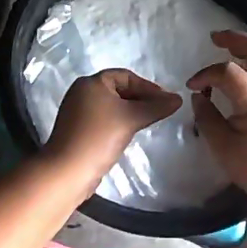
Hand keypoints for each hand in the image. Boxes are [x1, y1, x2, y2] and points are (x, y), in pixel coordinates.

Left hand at [45, 68, 181, 178]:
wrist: (67, 171)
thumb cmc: (99, 137)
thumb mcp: (131, 118)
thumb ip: (156, 106)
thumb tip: (178, 99)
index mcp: (91, 82)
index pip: (126, 76)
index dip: (148, 86)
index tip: (166, 101)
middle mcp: (82, 92)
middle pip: (119, 89)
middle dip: (142, 98)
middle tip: (162, 111)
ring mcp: (78, 111)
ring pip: (112, 105)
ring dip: (132, 110)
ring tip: (150, 121)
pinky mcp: (78, 129)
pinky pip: (105, 118)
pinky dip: (120, 121)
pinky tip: (131, 132)